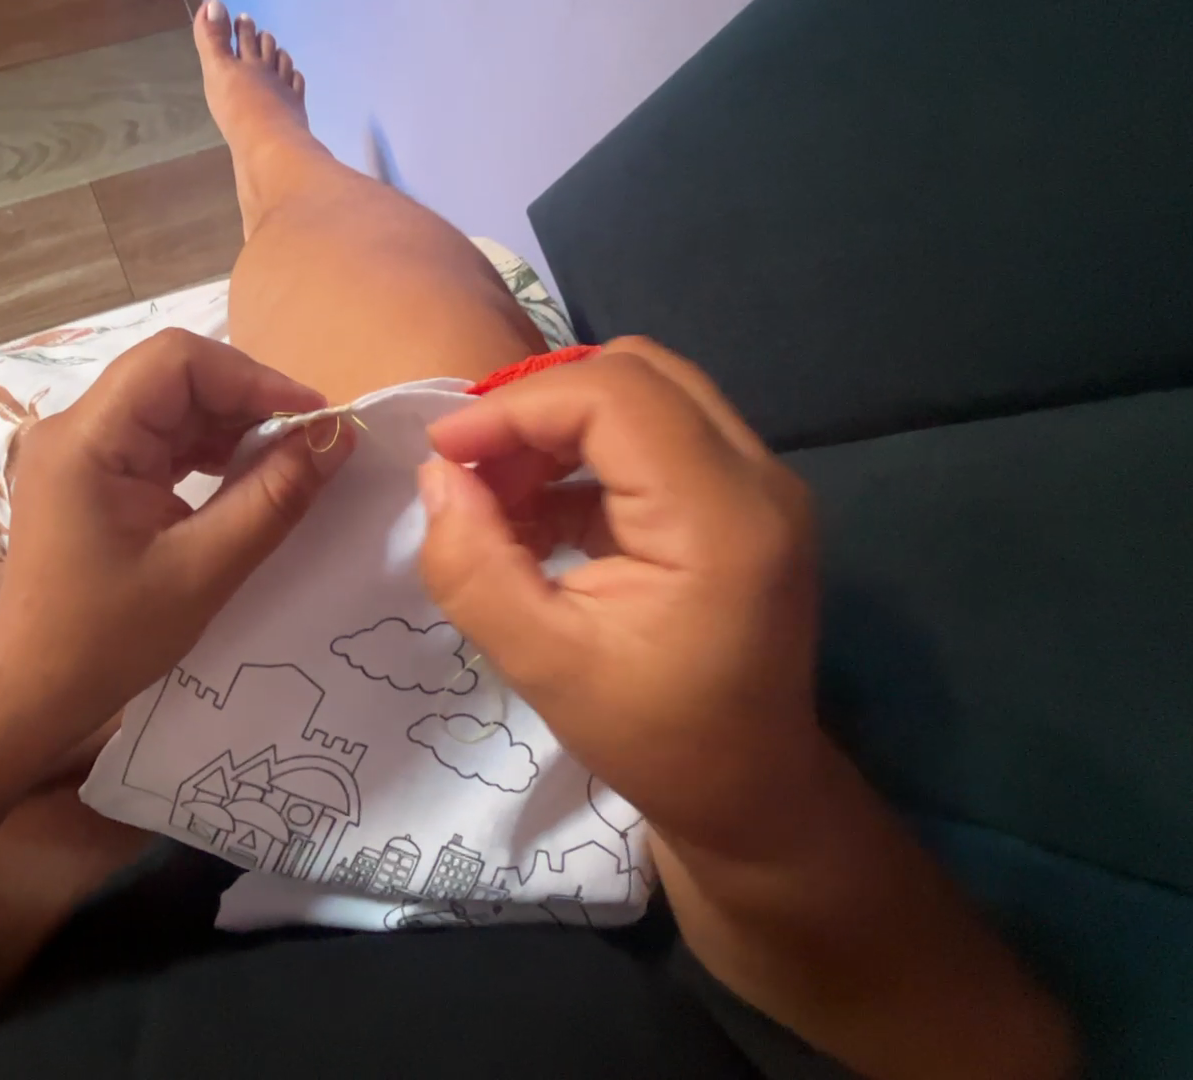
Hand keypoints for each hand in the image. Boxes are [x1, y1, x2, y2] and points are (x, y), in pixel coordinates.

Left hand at [0, 329, 352, 728]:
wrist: (38, 688)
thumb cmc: (112, 638)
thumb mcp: (205, 569)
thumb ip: (275, 498)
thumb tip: (338, 436)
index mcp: (88, 439)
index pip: (177, 361)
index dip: (254, 378)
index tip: (313, 419)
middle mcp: (77, 427)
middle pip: (175, 376)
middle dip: (247, 402)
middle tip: (307, 445)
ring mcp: (82, 448)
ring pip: (172, 405)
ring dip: (231, 426)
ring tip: (283, 463)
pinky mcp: (93, 472)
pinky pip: (160, 438)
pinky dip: (207, 450)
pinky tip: (241, 477)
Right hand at [417, 337, 817, 845]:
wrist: (748, 790)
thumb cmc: (652, 737)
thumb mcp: (540, 663)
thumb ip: (473, 569)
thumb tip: (437, 478)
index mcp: (720, 519)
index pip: (614, 396)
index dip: (515, 408)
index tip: (444, 450)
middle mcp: (755, 478)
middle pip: (632, 375)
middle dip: (533, 410)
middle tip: (471, 470)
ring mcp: (752, 484)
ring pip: (639, 397)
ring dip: (553, 431)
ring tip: (497, 500)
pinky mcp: (731, 499)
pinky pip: (645, 438)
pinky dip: (575, 459)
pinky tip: (534, 518)